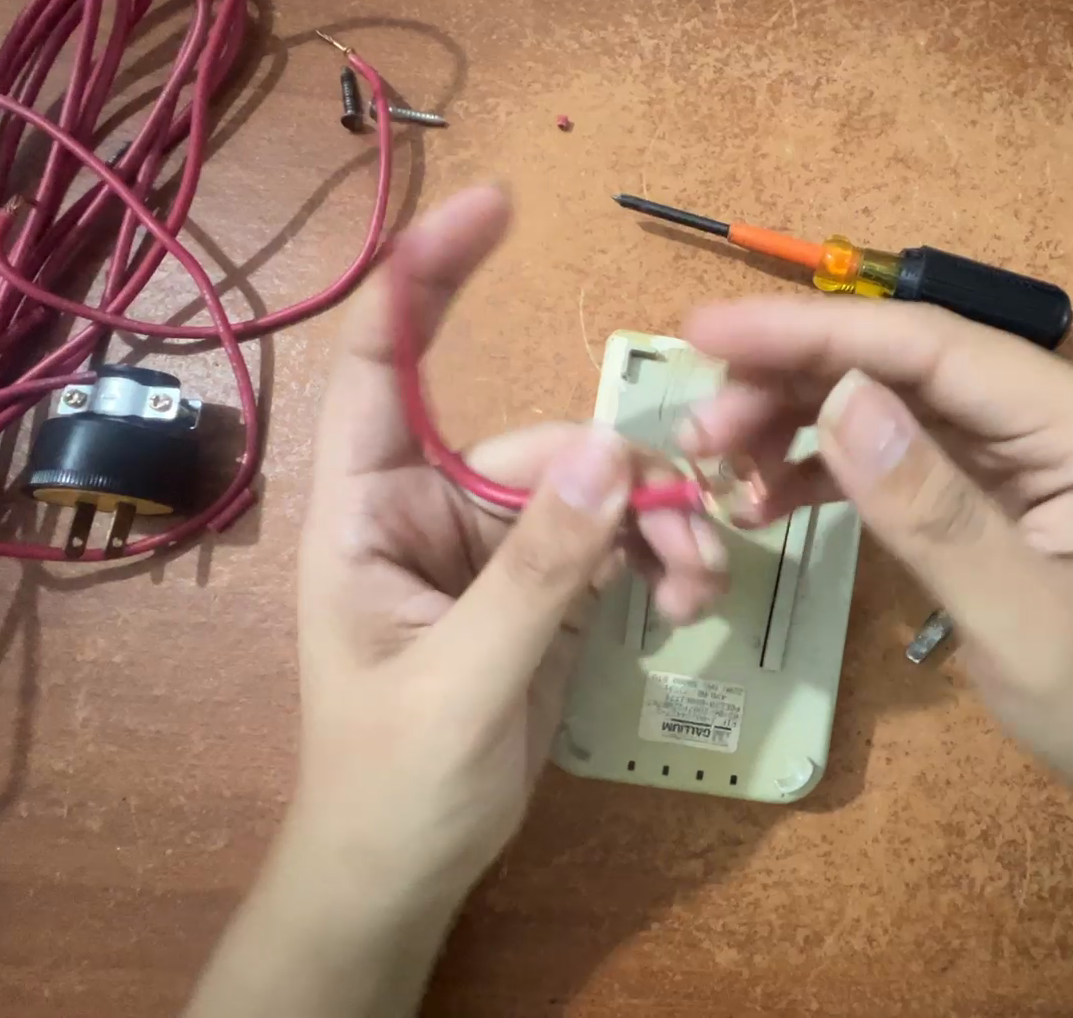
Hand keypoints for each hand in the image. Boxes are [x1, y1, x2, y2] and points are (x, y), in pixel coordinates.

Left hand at [289, 186, 726, 901]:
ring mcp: (502, 545)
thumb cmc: (396, 780)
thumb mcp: (463, 679)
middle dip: (628, 482)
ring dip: (660, 528)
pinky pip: (618, 541)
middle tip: (697, 534)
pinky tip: (685, 599)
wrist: (414, 864)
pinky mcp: (551, 584)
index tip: (494, 208)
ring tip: (699, 583)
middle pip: (547, 446)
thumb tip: (614, 453)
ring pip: (599, 494)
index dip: (426, 278)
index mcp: (373, 510)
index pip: (385, 365)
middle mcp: (436, 508)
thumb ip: (536, 569)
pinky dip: (660, 560)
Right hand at [682, 297, 1072, 805]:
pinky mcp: (968, 483)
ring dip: (789, 422)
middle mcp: (1035, 412)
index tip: (706, 330)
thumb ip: (934, 512)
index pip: (926, 346)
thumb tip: (841, 403)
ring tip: (717, 464)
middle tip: (698, 427)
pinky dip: (815, 469)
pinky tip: (763, 498)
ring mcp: (1000, 447)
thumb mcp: (1025, 622)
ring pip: (874, 402)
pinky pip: (878, 454)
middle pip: (891, 364)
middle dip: (785, 382)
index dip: (810, 331)